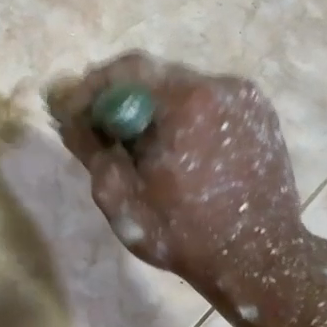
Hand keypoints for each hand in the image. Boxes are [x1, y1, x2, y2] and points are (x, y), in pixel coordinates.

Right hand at [50, 52, 308, 300]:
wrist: (255, 255)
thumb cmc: (180, 230)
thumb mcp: (119, 195)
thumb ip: (90, 149)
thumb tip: (67, 119)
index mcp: (185, 102)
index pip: (125, 71)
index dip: (88, 89)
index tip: (68, 113)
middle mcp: (220, 86)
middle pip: (154, 75)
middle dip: (116, 98)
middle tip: (92, 129)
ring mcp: (245, 98)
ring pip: (179, 89)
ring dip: (147, 109)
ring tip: (129, 145)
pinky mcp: (258, 114)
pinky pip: (204, 103)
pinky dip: (177, 118)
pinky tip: (166, 151)